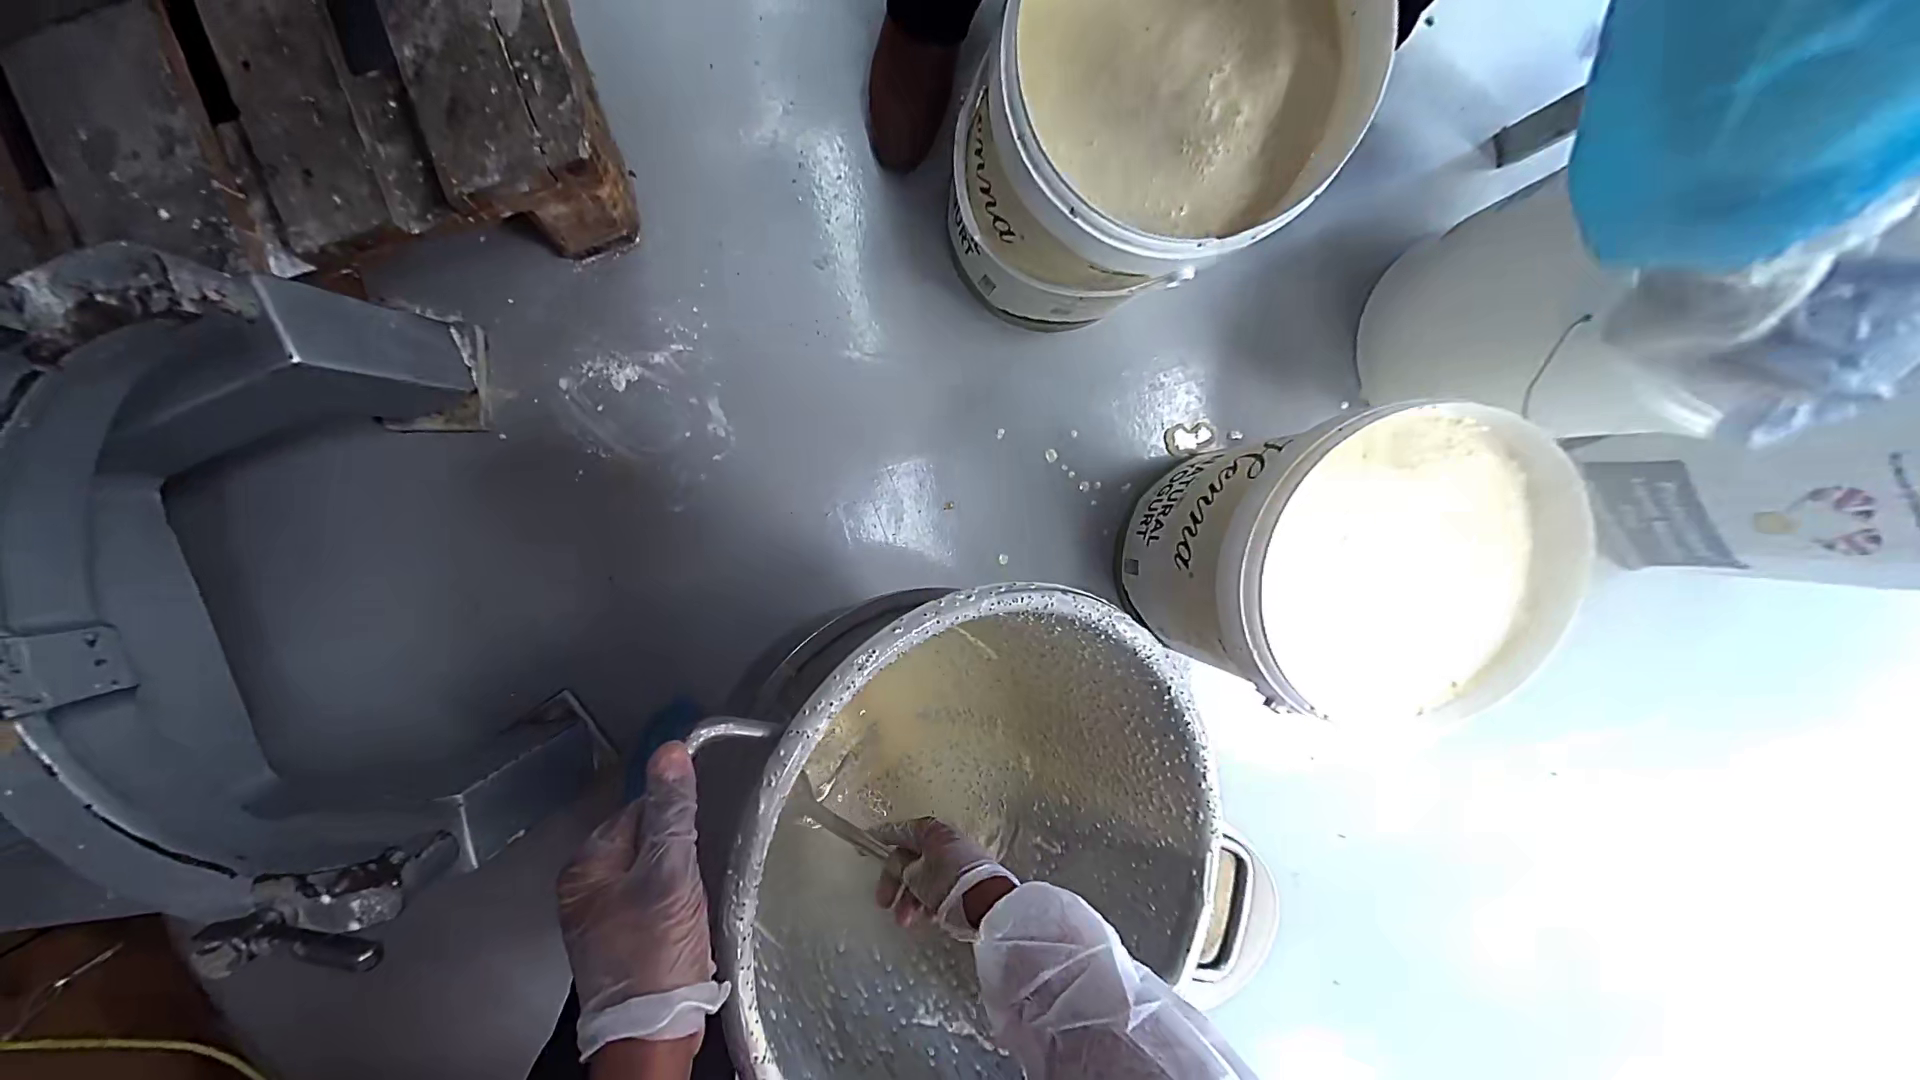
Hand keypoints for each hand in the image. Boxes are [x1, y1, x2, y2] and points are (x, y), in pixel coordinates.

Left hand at [558, 742, 713, 1017]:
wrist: (654, 1031)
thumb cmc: (657, 949)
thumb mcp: (670, 871)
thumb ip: (672, 810)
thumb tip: (671, 750)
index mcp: (585, 865)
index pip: (641, 808)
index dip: (676, 815)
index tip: (698, 835)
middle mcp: (585, 884)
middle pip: (647, 835)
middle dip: (678, 844)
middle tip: (696, 870)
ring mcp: (602, 910)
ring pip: (654, 862)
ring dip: (679, 868)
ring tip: (693, 891)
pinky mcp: (623, 930)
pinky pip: (653, 889)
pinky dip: (674, 890)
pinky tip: (686, 907)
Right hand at [871, 817, 1017, 940]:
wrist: (987, 902)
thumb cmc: (947, 883)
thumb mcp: (915, 876)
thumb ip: (900, 868)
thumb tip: (899, 866)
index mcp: (931, 831)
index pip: (900, 830)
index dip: (881, 838)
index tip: (866, 843)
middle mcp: (944, 839)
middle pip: (911, 856)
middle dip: (896, 882)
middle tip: (884, 903)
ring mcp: (957, 857)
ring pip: (924, 874)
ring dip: (911, 897)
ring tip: (907, 920)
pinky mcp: (966, 876)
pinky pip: (939, 885)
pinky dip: (928, 899)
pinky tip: (927, 917)